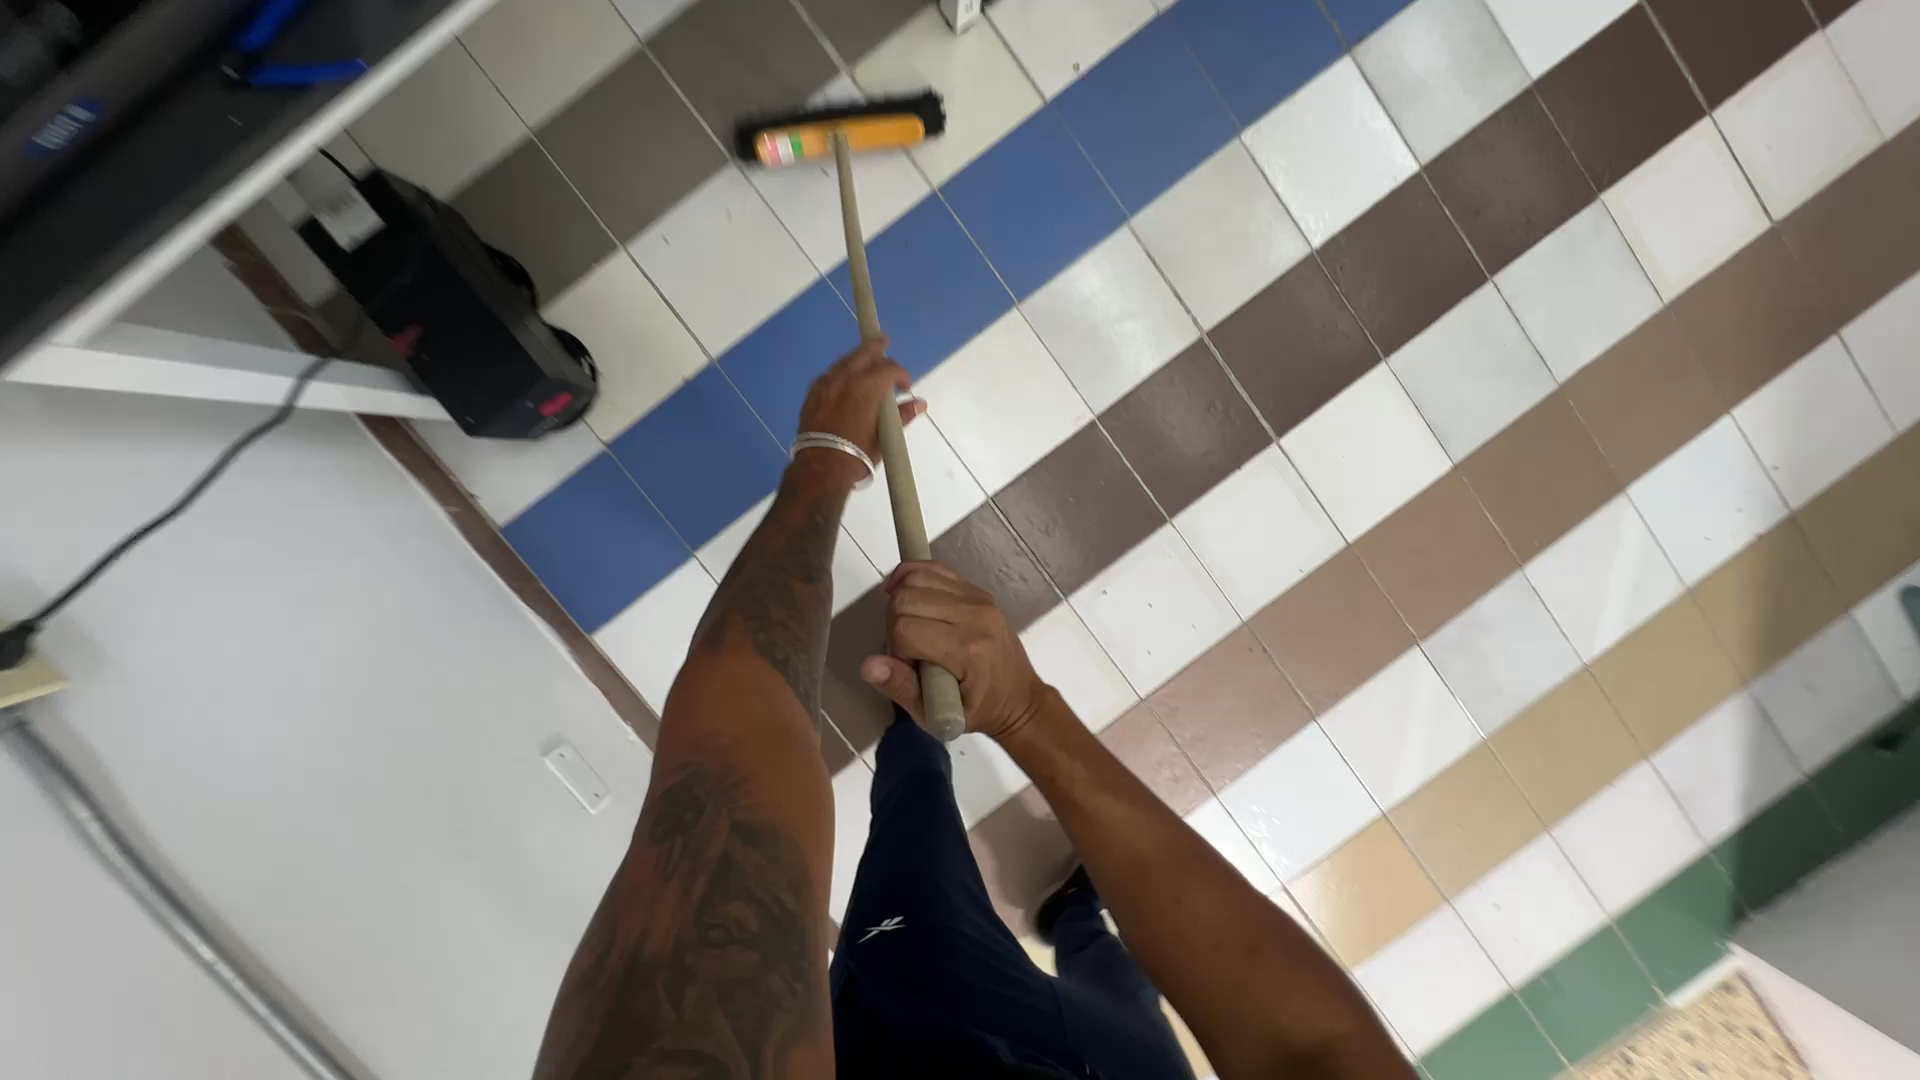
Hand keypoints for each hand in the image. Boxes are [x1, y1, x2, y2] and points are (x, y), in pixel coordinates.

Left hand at [795, 338, 926, 481]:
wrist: (820, 469)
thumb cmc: (857, 455)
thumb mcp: (884, 437)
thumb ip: (902, 415)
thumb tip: (920, 403)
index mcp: (867, 388)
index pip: (889, 368)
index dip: (901, 374)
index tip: (906, 386)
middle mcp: (845, 379)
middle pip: (864, 354)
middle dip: (878, 347)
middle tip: (885, 341)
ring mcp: (826, 384)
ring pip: (845, 361)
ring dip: (858, 358)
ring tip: (867, 358)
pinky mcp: (813, 394)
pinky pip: (830, 374)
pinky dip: (842, 372)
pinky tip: (846, 378)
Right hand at [860, 561, 1050, 741]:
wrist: (1018, 699)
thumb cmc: (978, 711)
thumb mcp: (937, 717)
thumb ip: (901, 688)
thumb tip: (869, 665)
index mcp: (967, 651)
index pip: (905, 629)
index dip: (895, 649)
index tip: (909, 667)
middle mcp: (975, 616)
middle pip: (906, 598)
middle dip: (894, 623)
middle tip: (908, 648)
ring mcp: (979, 598)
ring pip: (916, 576)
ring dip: (901, 599)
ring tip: (911, 626)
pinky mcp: (977, 590)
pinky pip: (933, 569)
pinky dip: (912, 579)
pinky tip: (909, 598)